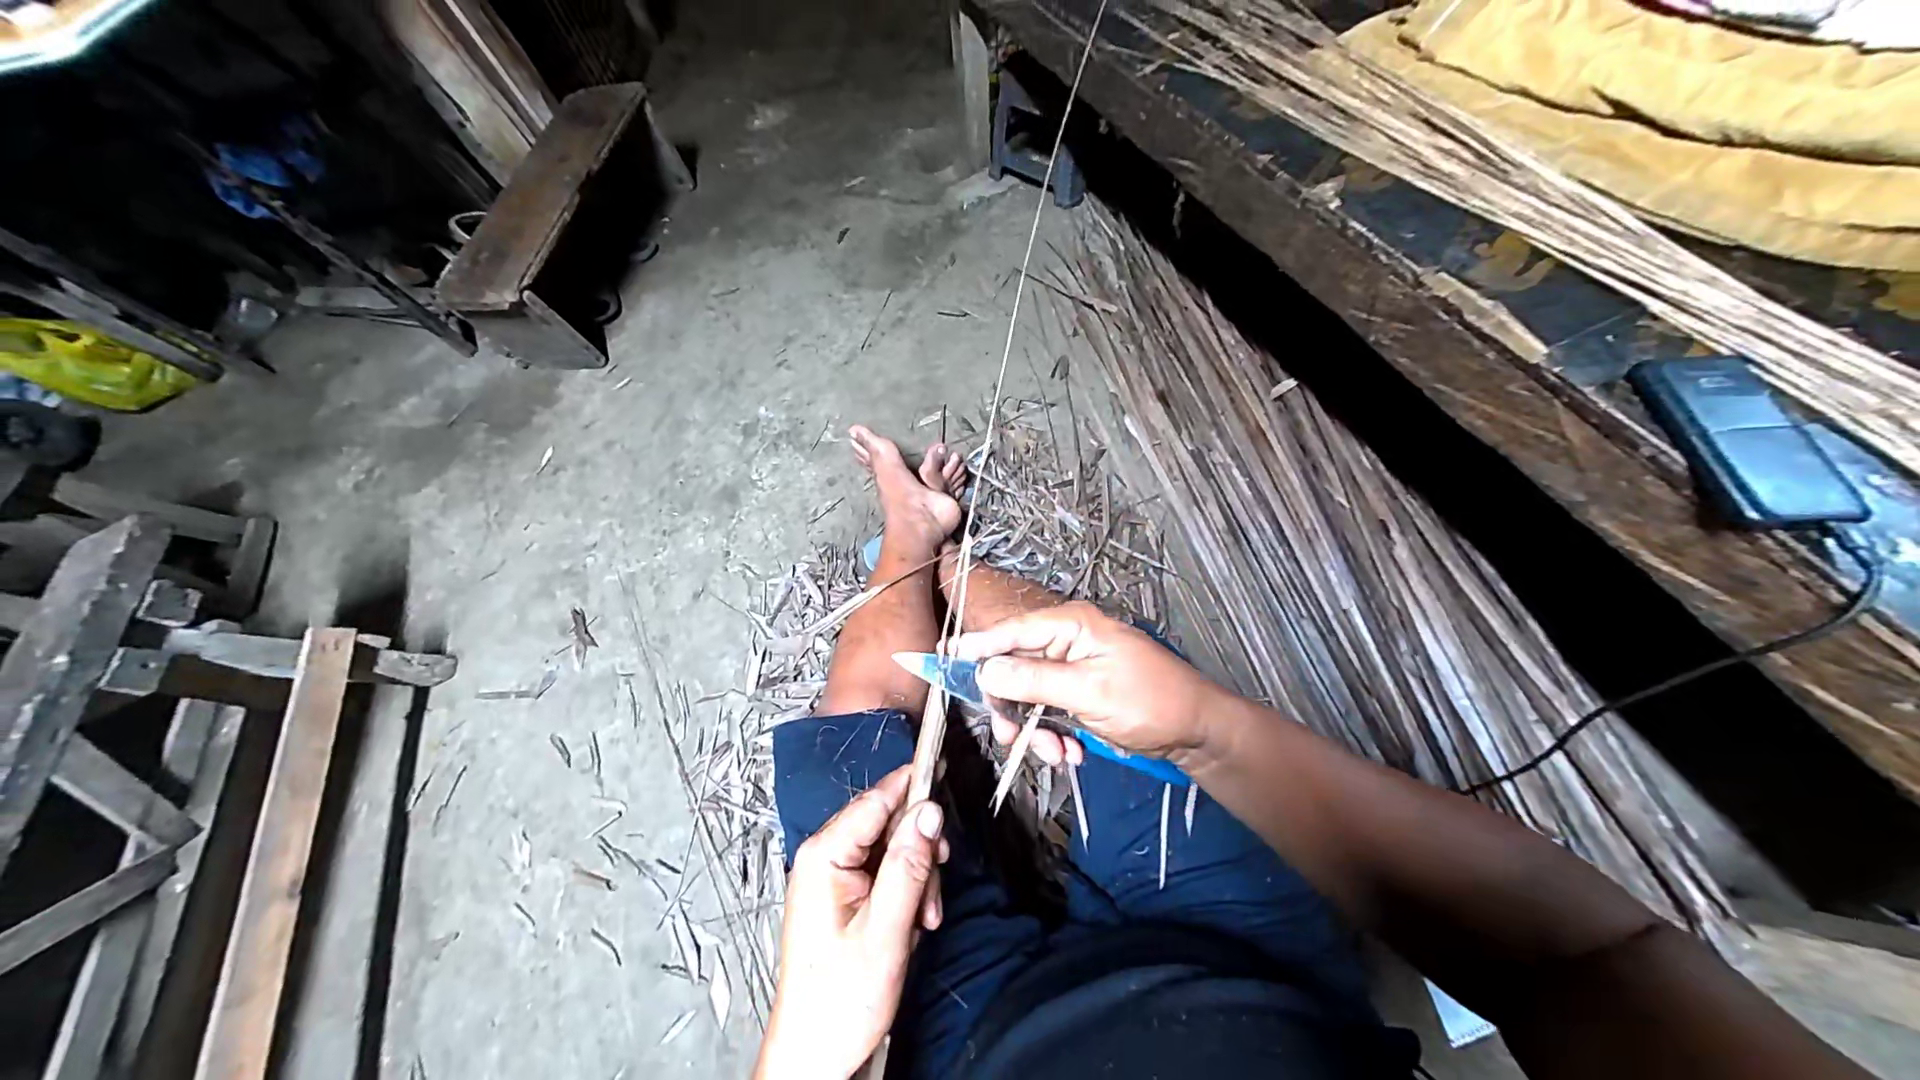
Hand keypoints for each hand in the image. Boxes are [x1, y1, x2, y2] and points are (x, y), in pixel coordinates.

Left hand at [754, 765, 947, 1079]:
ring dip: (916, 877)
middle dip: (918, 851)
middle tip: (933, 883)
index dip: (912, 787)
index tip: (942, 769)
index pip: (875, 800)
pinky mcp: (844, 894)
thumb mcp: (885, 930)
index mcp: (824, 856)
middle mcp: (825, 858)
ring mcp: (833, 876)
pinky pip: (885, 872)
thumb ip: (908, 865)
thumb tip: (928, 812)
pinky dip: (906, 891)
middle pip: (887, 823)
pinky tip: (912, 921)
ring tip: (922, 917)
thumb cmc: (837, 1002)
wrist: (815, 1055)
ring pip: (892, 849)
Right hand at [953, 602, 1224, 768]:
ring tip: (1058, 755)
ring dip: (1034, 729)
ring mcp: (1070, 667)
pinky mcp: (1076, 692)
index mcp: (1070, 625)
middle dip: (1012, 707)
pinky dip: (1051, 734)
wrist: (1197, 732)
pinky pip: (1045, 710)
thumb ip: (1033, 679)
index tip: (941, 661)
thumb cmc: (1150, 702)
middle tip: (1014, 739)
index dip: (975, 647)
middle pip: (1012, 667)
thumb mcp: (1089, 692)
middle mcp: (1066, 640)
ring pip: (1026, 694)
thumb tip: (985, 669)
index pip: (1010, 630)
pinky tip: (1071, 753)